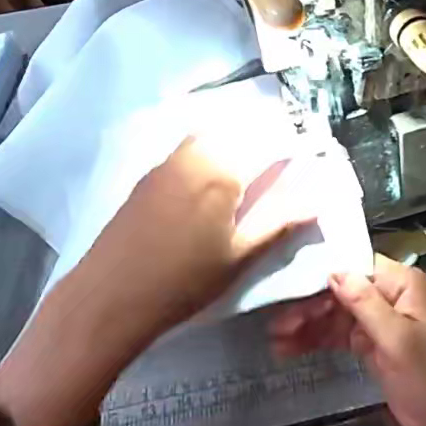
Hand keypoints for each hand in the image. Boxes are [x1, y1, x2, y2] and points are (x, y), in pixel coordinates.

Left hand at [77, 136, 313, 333]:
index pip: (268, 141)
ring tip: (249, 172)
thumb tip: (315, 201)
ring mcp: (167, 163)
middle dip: (264, 137)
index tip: (308, 154)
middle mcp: (194, 154)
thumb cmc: (183, 280)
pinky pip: (189, 150)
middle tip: (279, 163)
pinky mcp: (149, 176)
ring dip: (235, 142)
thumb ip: (278, 222)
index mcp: (221, 170)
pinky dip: (209, 153)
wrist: (109, 296)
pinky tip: (212, 184)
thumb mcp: (239, 256)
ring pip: (210, 136)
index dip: (292, 144)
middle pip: (237, 129)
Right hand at [281, 256, 425, 425]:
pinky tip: (289, 348)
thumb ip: (365, 303)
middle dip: (308, 307)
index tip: (290, 287)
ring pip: (333, 312)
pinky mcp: (368, 340)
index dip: (322, 275)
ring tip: (276, 339)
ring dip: (306, 325)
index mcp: (400, 283)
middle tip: (278, 324)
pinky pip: (336, 333)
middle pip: (339, 291)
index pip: (354, 268)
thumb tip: (333, 271)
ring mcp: (376, 317)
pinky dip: (315, 339)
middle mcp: (386, 293)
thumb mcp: (397, 338)